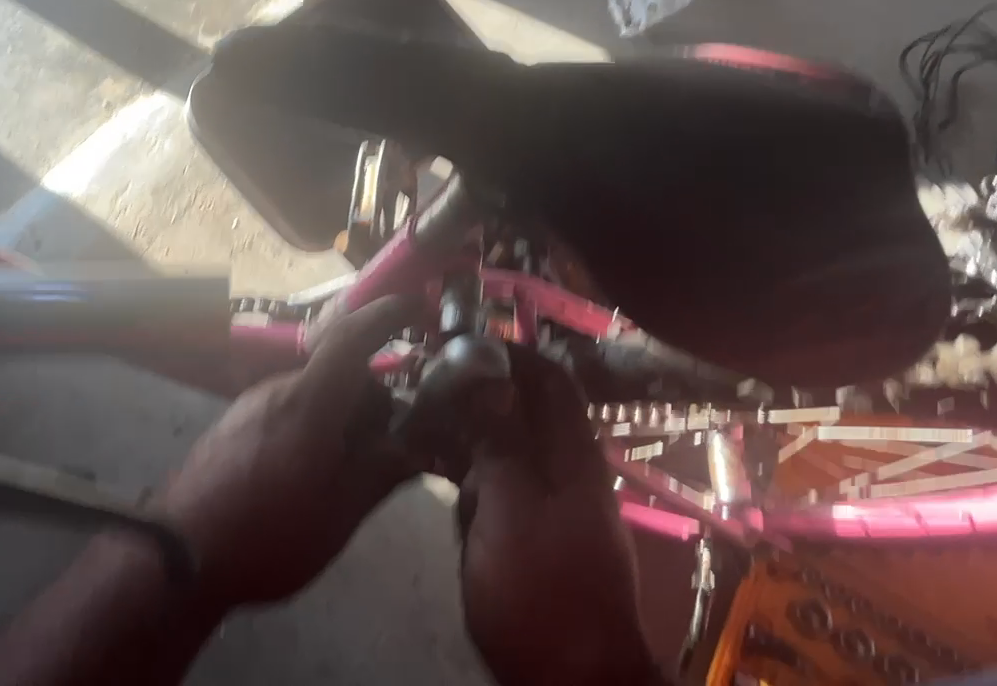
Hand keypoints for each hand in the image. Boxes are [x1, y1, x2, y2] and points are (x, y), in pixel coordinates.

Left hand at [157, 296, 420, 608]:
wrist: (179, 557)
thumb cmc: (269, 533)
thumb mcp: (341, 512)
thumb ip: (384, 469)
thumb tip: (419, 443)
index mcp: (310, 401)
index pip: (352, 337)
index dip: (386, 315)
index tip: (415, 306)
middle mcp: (278, 388)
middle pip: (339, 374)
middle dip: (371, 403)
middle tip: (387, 452)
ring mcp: (252, 404)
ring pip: (314, 396)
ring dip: (340, 421)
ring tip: (344, 478)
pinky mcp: (235, 423)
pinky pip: (288, 411)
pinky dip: (313, 429)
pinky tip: (307, 479)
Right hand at [457, 353, 664, 685]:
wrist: (574, 681)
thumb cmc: (542, 591)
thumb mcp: (512, 508)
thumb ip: (499, 440)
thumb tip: (487, 374)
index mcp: (572, 456)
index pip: (548, 378)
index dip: (508, 353)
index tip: (457, 344)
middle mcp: (566, 471)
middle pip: (524, 410)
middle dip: (476, 395)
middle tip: (426, 388)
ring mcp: (550, 504)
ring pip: (506, 448)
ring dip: (468, 437)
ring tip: (422, 429)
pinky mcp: (531, 533)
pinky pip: (499, 486)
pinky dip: (470, 474)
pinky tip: (438, 475)